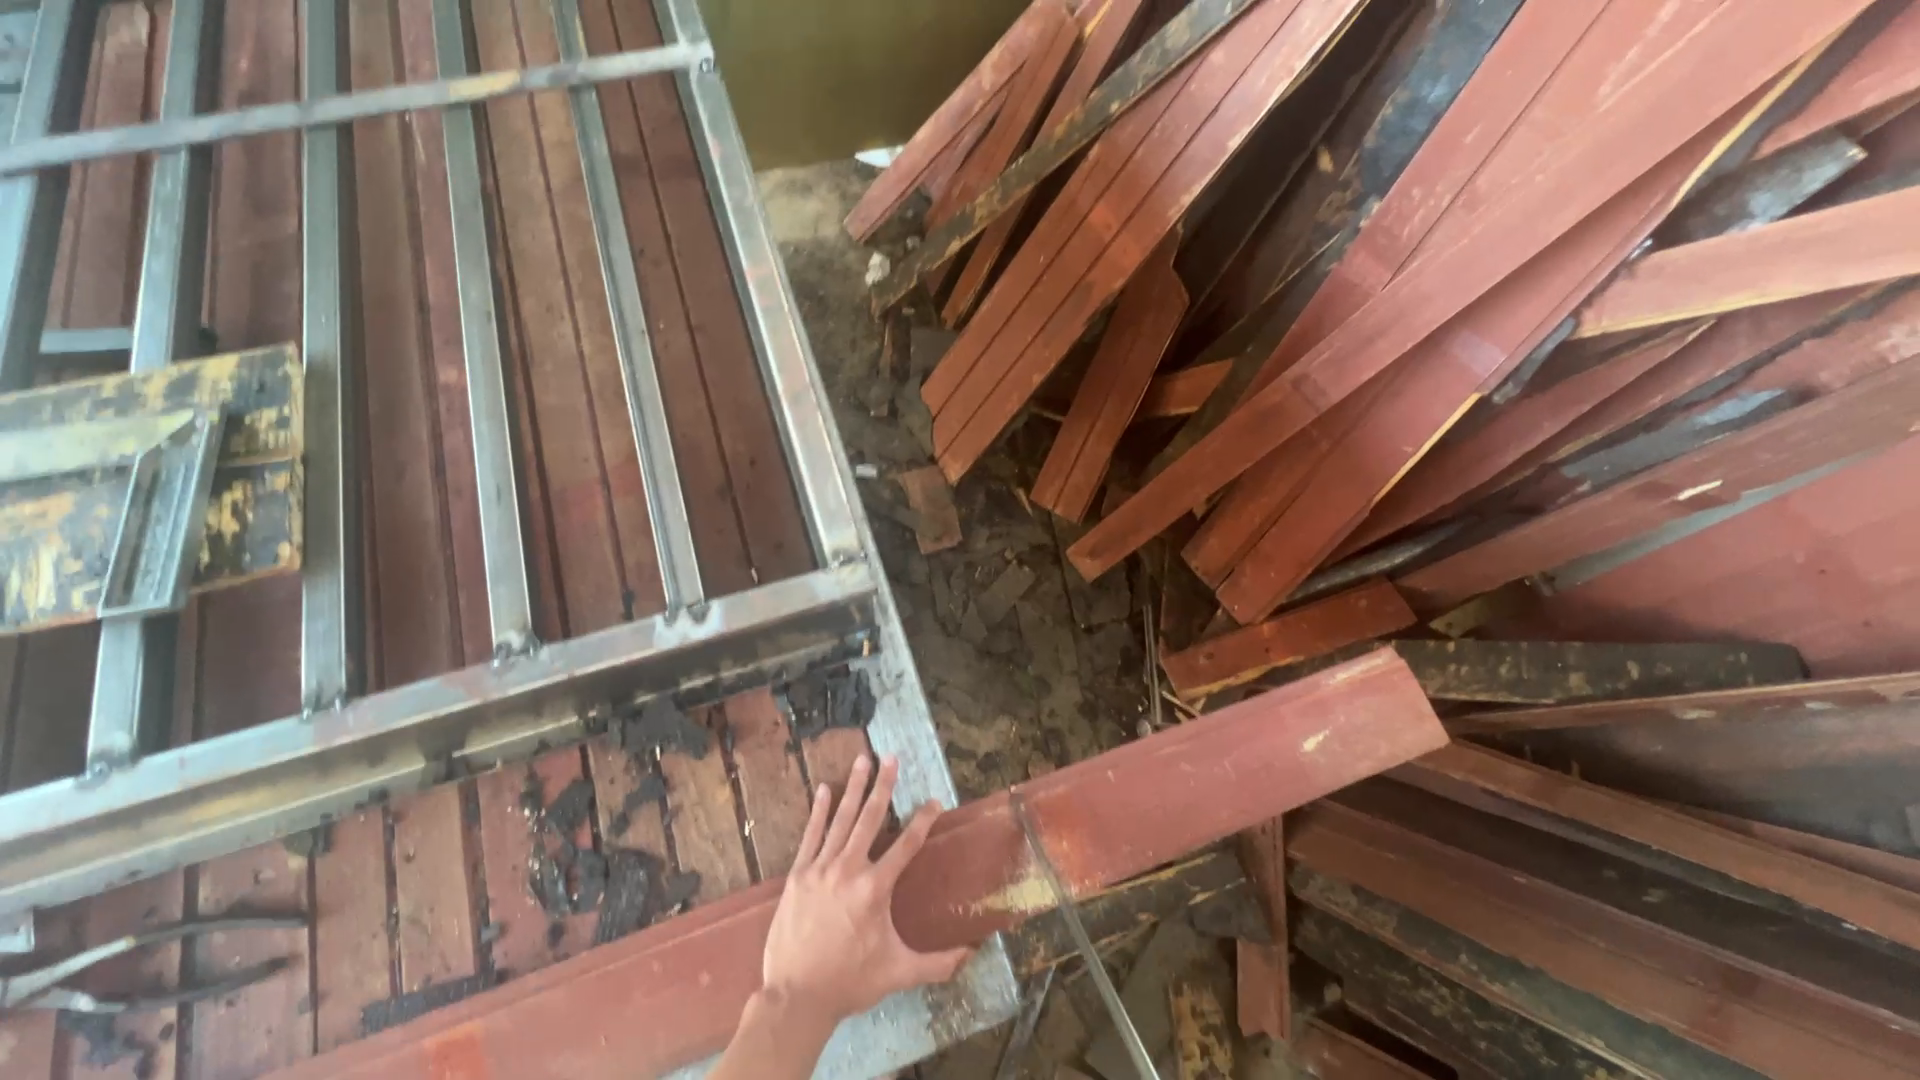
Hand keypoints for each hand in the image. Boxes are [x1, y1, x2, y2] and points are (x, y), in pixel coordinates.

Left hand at [760, 754, 971, 1022]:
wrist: (796, 996)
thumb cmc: (850, 983)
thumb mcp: (899, 973)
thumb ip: (937, 964)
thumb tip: (971, 955)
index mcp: (875, 890)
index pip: (906, 845)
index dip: (923, 821)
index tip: (934, 801)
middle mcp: (848, 870)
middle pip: (870, 819)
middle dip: (883, 786)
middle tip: (891, 758)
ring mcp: (820, 870)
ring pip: (841, 820)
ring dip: (854, 788)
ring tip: (862, 760)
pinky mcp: (797, 876)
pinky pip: (811, 836)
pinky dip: (819, 812)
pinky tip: (826, 790)